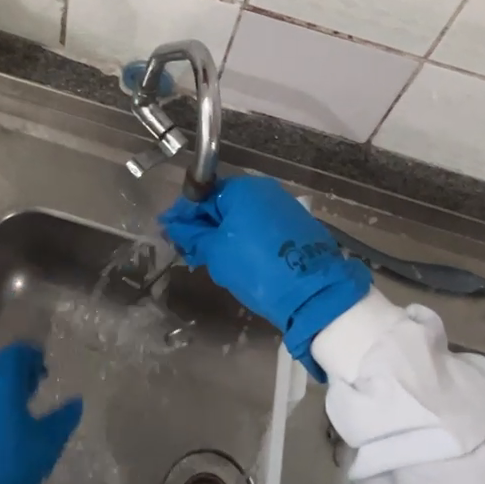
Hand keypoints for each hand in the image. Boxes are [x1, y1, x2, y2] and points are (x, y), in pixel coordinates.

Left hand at [0, 342, 82, 483]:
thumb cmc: (7, 461)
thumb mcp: (45, 443)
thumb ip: (63, 419)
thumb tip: (77, 402)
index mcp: (3, 378)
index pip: (18, 351)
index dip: (34, 356)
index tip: (46, 370)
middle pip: (1, 365)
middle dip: (20, 372)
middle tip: (38, 385)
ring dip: (5, 389)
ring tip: (23, 407)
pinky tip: (2, 427)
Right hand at [159, 175, 370, 377]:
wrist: (315, 294)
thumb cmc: (257, 267)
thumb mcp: (217, 253)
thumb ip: (193, 235)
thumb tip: (172, 225)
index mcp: (243, 188)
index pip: (203, 195)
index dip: (184, 216)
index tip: (169, 233)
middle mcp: (264, 191)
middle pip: (223, 204)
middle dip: (204, 226)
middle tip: (189, 250)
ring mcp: (283, 207)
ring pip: (242, 217)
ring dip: (224, 235)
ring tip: (211, 259)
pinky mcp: (297, 227)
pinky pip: (261, 227)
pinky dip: (245, 240)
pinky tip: (238, 261)